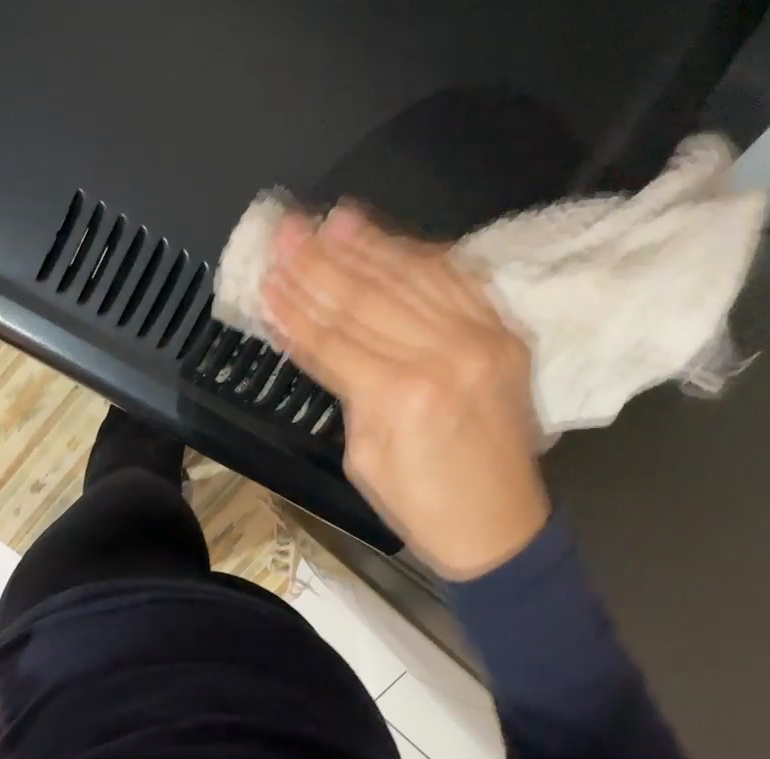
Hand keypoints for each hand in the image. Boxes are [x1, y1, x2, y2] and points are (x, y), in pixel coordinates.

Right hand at [262, 205, 548, 580]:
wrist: (500, 528)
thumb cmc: (419, 507)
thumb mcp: (362, 457)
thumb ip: (345, 393)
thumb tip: (318, 340)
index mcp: (400, 397)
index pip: (332, 339)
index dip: (293, 307)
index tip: (263, 277)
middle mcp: (444, 355)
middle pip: (367, 297)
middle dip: (318, 263)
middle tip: (284, 229)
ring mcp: (482, 339)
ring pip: (412, 278)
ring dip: (365, 246)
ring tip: (327, 219)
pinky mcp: (506, 335)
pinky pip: (458, 281)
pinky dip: (418, 256)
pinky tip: (386, 238)